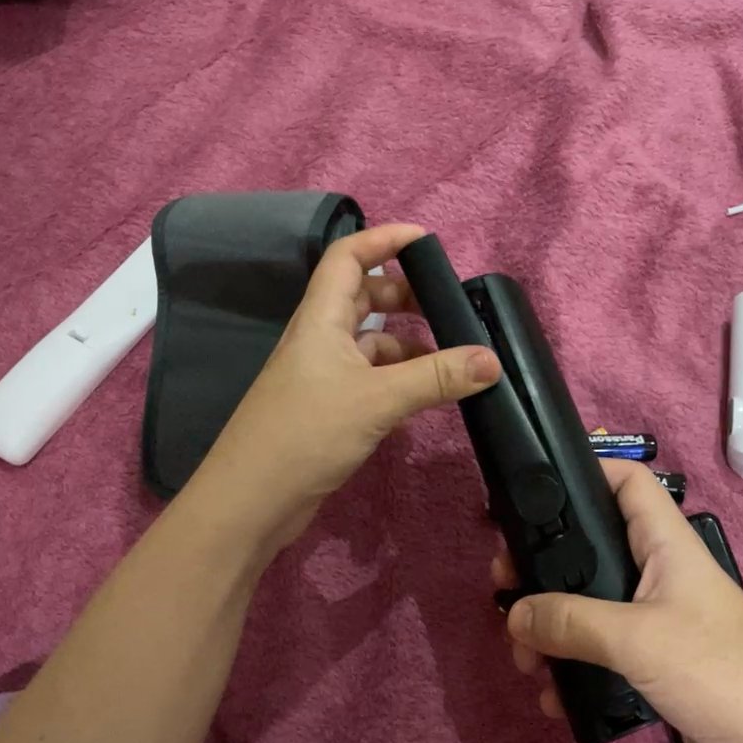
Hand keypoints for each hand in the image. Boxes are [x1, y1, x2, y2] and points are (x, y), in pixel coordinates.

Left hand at [183, 224, 501, 555]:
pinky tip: (427, 399)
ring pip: (371, 344)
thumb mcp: (378, 400)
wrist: (250, 503)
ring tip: (452, 362)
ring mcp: (323, 376)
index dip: (382, 240)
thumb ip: (437, 378)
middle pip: (363, 298)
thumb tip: (492, 360)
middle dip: (405, 296)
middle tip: (448, 308)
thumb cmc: (305, 433)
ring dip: (408, 346)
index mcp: (320, 320)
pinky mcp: (329, 409)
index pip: (347, 258)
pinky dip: (400, 381)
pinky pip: (371, 380)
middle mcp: (319, 340)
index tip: (425, 240)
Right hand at [494, 461, 742, 742]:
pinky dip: (573, 668)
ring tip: (520, 656)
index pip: (629, 482)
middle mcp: (659, 573)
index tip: (537, 485)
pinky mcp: (655, 665)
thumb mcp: (637, 638)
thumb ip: (571, 621)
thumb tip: (514, 615)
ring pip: (591, 606)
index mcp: (667, 544)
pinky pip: (602, 654)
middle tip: (504, 584)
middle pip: (594, 548)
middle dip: (546, 564)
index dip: (589, 468)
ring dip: (552, 626)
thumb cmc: (719, 670)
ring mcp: (657, 620)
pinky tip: (551, 695)